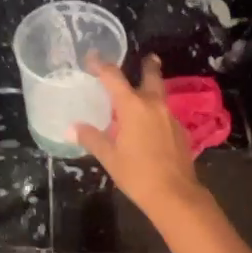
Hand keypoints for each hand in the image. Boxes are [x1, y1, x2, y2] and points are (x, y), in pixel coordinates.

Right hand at [74, 53, 208, 218]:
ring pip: (160, 94)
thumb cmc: (138, 174)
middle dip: (148, 65)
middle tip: (146, 58)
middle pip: (151, 75)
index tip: (92, 57)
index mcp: (133, 106)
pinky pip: (165, 113)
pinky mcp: (180, 130)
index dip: (101, 65)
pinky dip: (156, 112)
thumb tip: (71, 128)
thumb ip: (91, 138)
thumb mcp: (110, 157)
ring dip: (152, 89)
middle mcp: (153, 104)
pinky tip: (151, 126)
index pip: (113, 76)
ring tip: (142, 94)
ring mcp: (169, 116)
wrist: (176, 195)